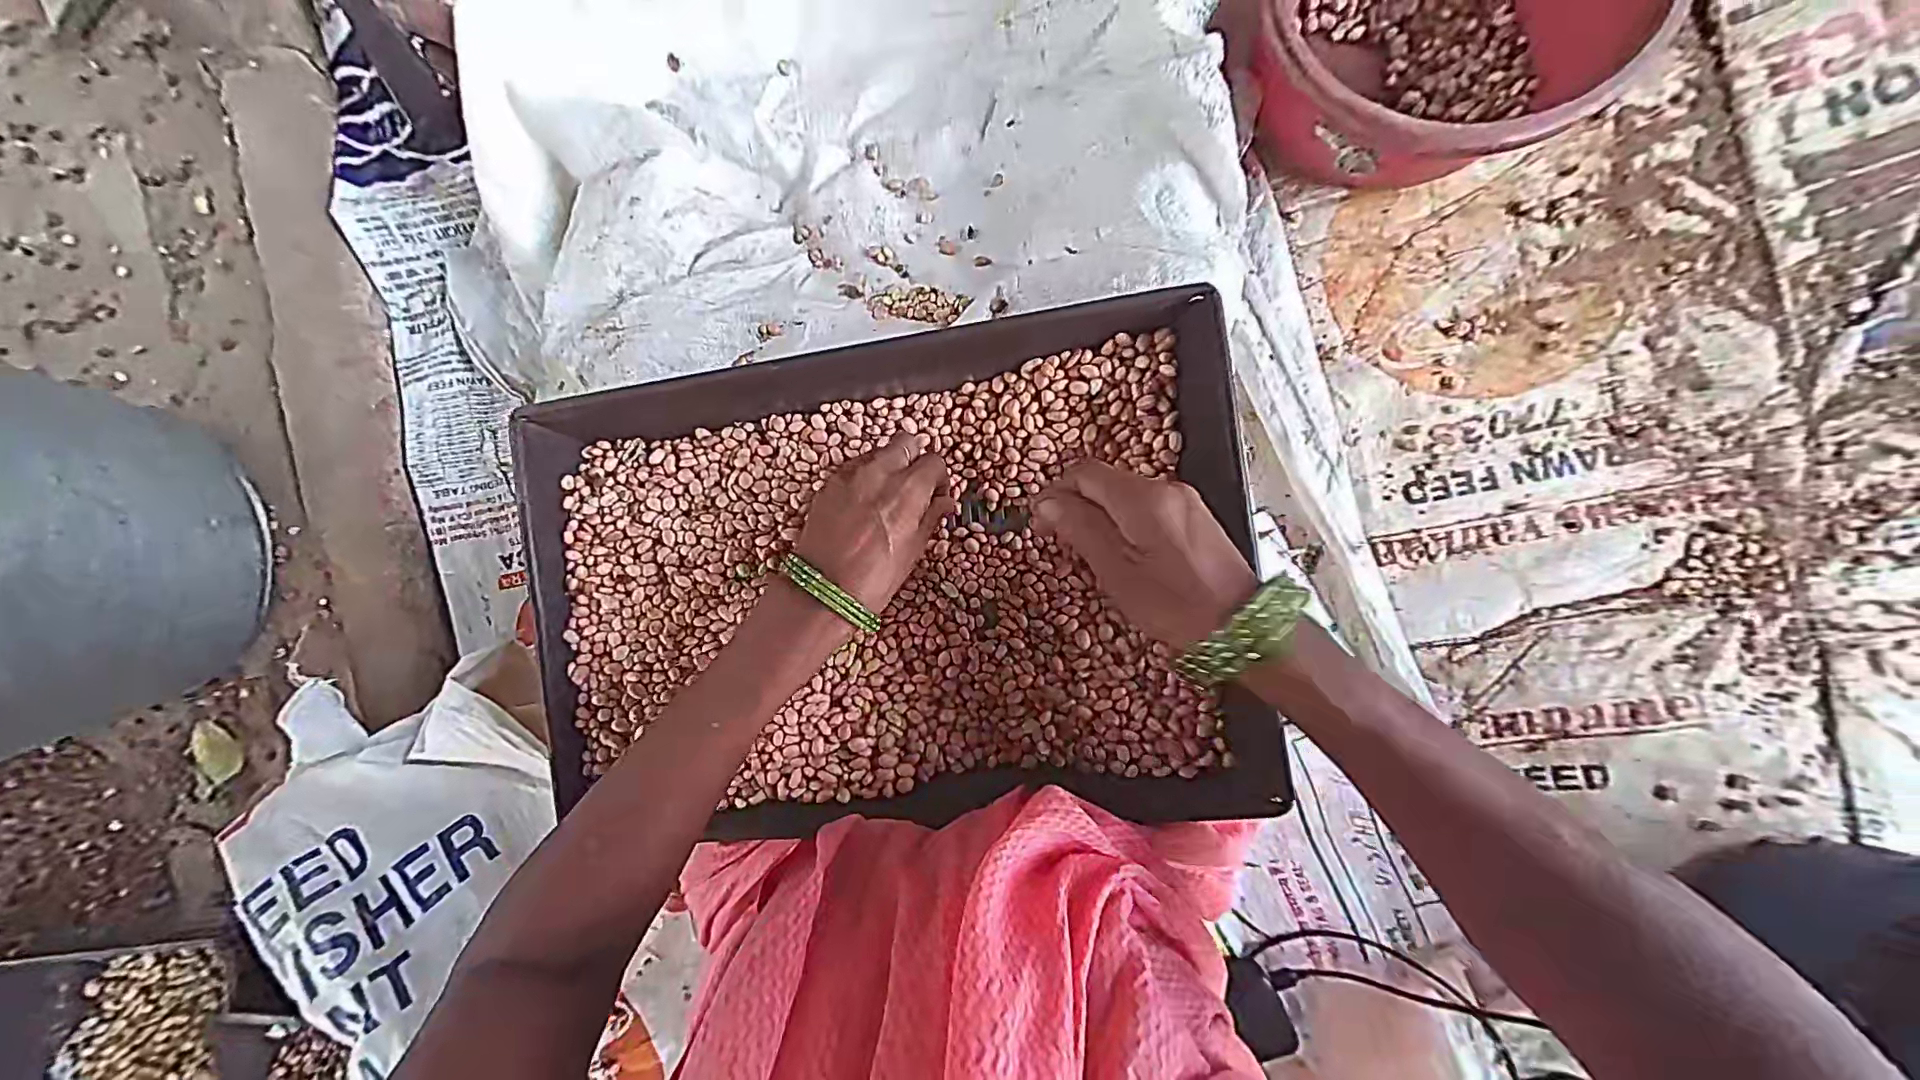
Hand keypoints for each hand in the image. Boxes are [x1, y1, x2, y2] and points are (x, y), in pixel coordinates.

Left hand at [792, 433, 955, 612]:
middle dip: (914, 460)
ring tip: (887, 498)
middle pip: (905, 443)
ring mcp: (850, 475)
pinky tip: (863, 503)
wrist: (823, 591)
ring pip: (878, 452)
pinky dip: (864, 477)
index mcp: (908, 489)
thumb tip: (944, 503)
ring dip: (888, 466)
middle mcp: (879, 473)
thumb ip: (930, 518)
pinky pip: (853, 467)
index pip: (934, 461)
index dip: (939, 478)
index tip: (936, 495)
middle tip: (914, 487)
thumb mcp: (913, 550)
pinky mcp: (829, 484)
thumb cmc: (873, 579)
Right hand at [1032, 461, 1257, 648]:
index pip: (1083, 473)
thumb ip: (1081, 529)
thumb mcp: (1117, 572)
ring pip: (1123, 495)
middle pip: (1104, 481)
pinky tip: (1122, 554)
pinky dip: (1123, 522)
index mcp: (1143, 498)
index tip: (1041, 525)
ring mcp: (1183, 500)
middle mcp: (1165, 487)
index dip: (1055, 494)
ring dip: (1098, 515)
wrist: (1242, 625)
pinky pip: (1145, 507)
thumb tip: (1047, 502)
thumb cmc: (1176, 606)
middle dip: (1075, 506)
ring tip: (1090, 555)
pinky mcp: (1193, 516)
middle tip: (1061, 544)